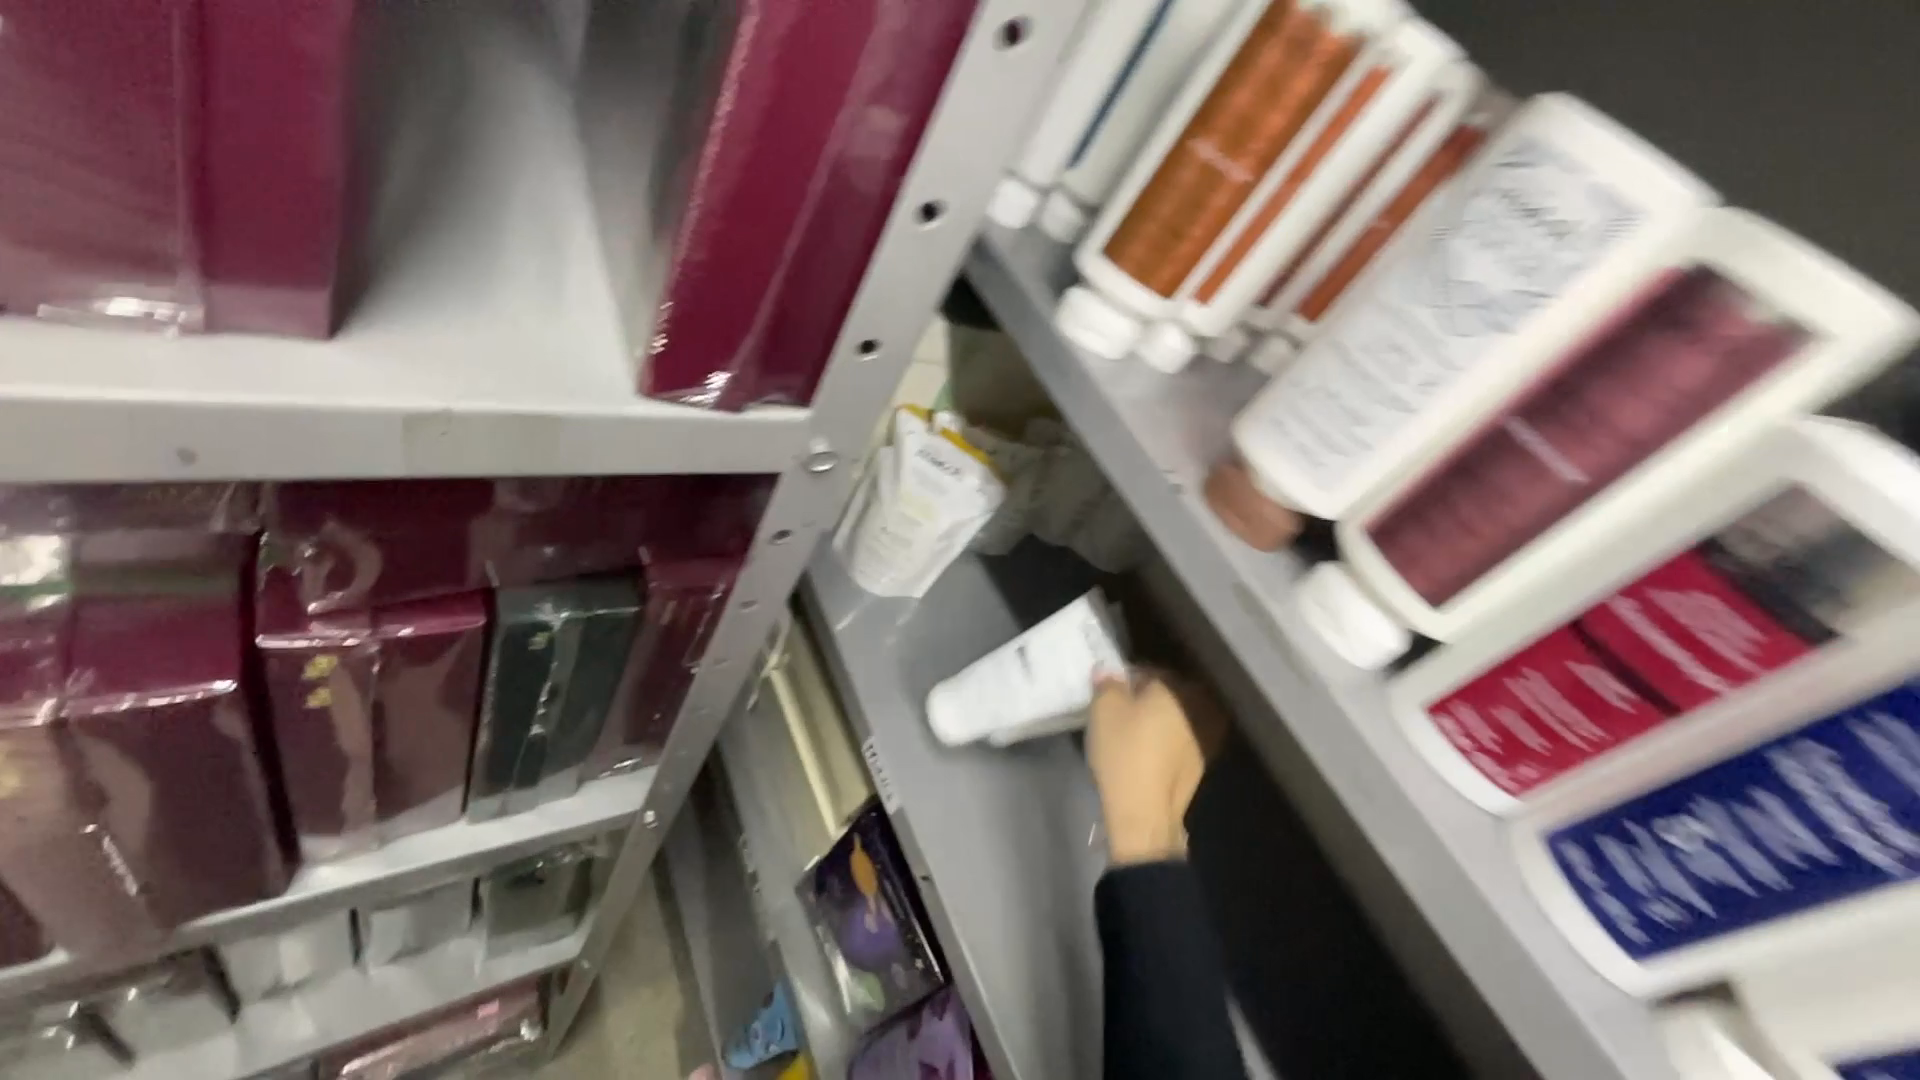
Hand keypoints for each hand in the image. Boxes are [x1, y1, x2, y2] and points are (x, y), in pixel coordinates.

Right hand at [1086, 671, 1208, 865]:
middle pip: (1167, 694)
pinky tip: (1145, 754)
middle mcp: (1199, 708)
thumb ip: (1107, 682)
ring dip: (1158, 721)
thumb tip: (1110, 670)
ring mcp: (1205, 739)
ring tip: (1132, 733)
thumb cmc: (1124, 751)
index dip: (1126, 679)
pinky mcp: (1201, 765)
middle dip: (1146, 698)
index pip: (1149, 671)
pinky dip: (1165, 742)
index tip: (1108, 692)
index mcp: (1178, 688)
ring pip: (1176, 718)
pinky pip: (1179, 742)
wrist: (1144, 812)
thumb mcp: (1103, 709)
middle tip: (1120, 711)